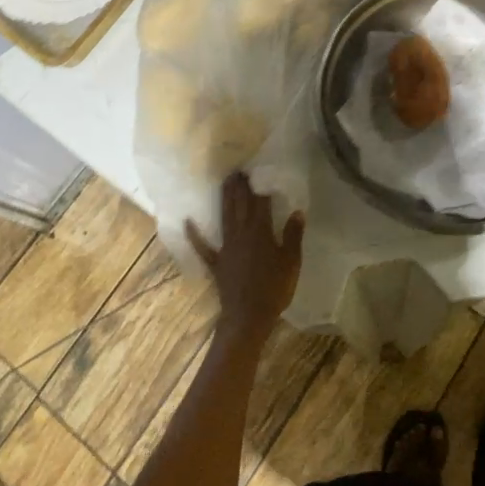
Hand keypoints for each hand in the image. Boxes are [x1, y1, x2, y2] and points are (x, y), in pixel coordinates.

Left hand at [187, 173, 304, 346]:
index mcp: (261, 231)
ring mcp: (226, 247)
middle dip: (239, 186)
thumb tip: (297, 211)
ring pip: (224, 217)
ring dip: (224, 198)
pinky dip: (194, 234)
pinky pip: (203, 246)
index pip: (260, 202)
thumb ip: (293, 235)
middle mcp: (241, 233)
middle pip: (240, 204)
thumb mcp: (291, 262)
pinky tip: (187, 221)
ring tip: (224, 182)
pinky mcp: (216, 262)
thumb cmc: (274, 289)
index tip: (258, 169)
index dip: (259, 185)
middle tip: (238, 169)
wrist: (249, 316)